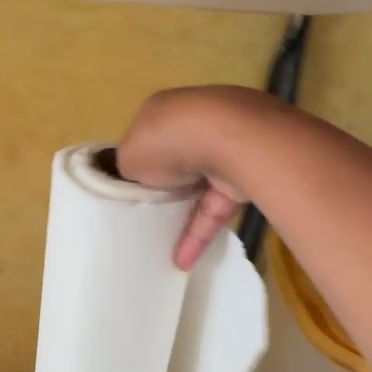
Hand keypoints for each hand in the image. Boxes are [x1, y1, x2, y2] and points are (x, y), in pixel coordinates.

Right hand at [116, 85, 280, 268]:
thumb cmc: (168, 141)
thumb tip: (136, 179)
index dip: (136, 162)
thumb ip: (127, 169)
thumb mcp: (127, 156)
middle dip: (163, 185)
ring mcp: (224, 147)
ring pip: (197, 185)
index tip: (127, 188)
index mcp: (163, 110)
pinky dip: (200, 233)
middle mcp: (194, 122)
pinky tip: (183, 261)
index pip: (145, 136)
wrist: (233, 142)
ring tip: (161, 244)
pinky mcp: (244, 175)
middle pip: (173, 159)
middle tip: (144, 213)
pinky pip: (216, 207)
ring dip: (183, 213)